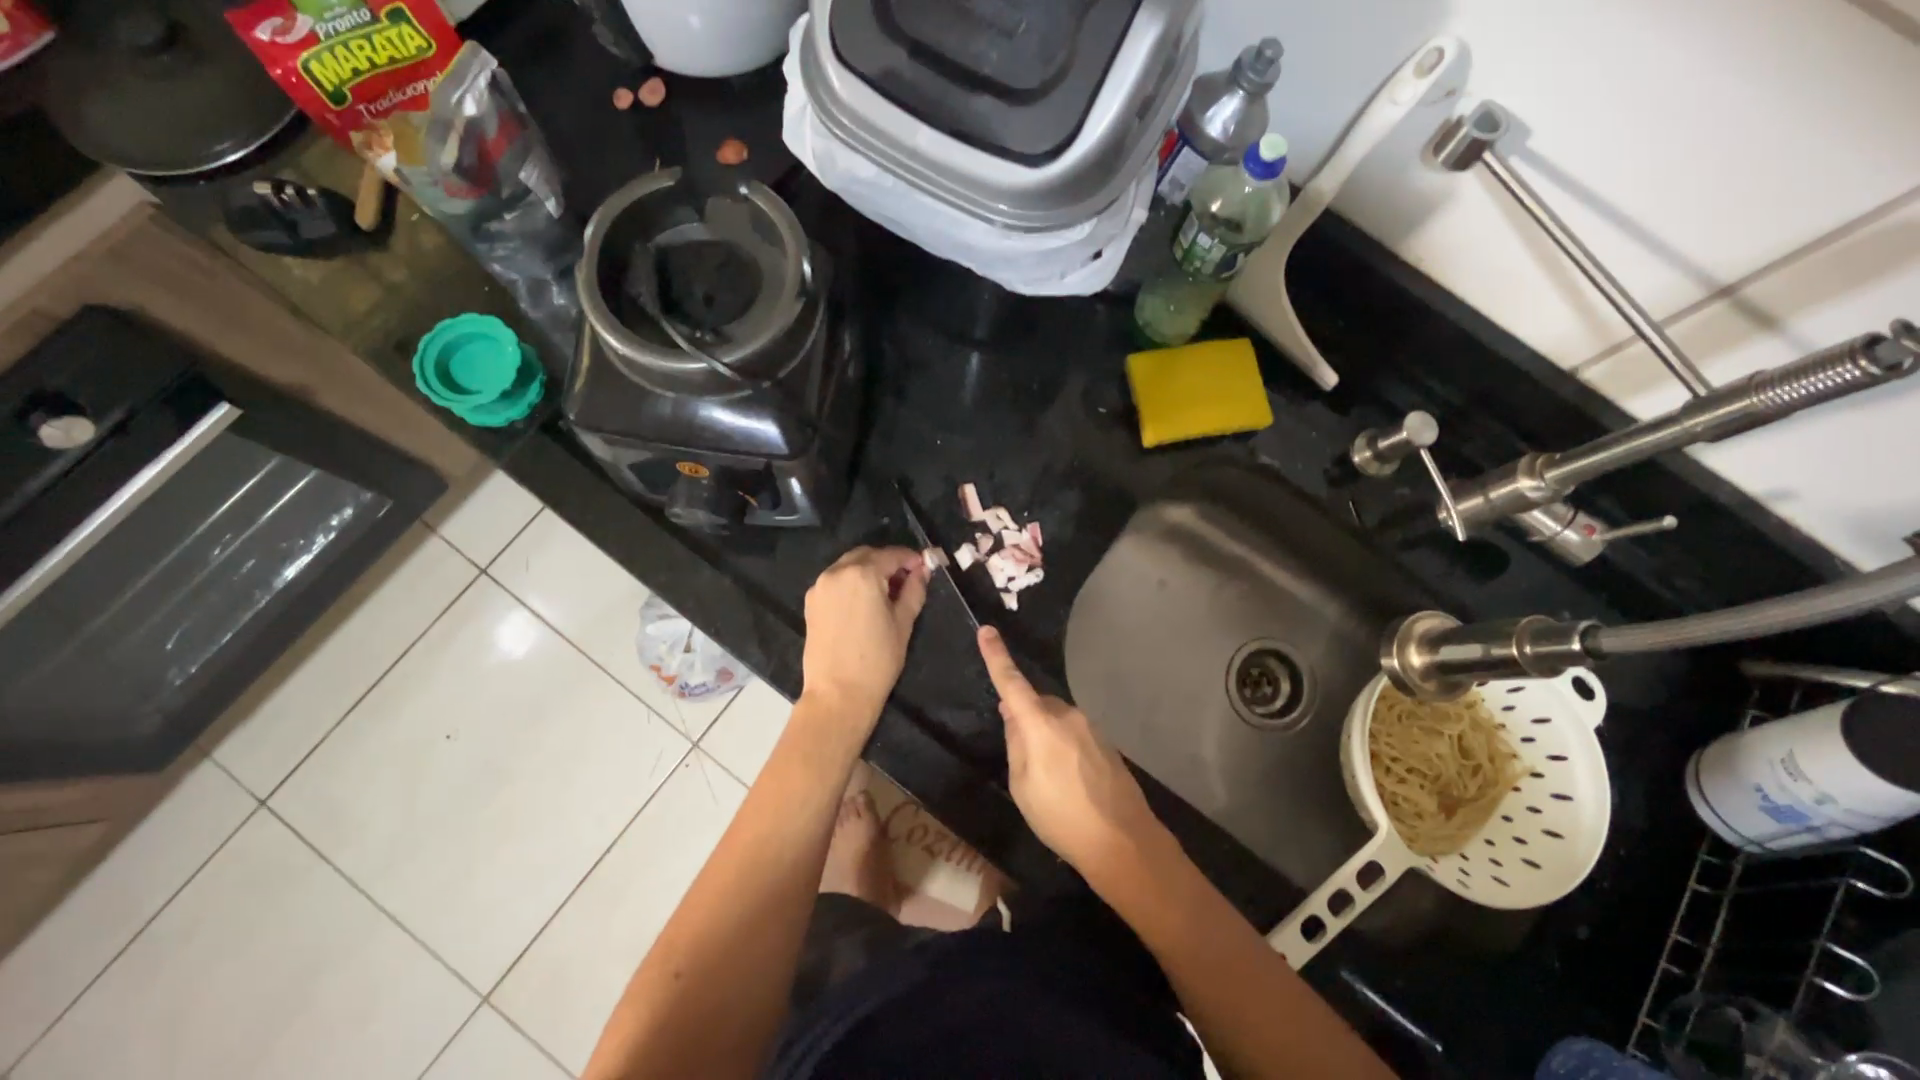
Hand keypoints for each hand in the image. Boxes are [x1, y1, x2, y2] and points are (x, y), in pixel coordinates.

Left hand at [799, 546, 928, 723]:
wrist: (837, 694)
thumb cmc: (877, 660)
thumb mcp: (903, 623)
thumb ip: (913, 591)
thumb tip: (922, 571)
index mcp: (863, 574)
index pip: (891, 555)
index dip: (910, 559)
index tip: (924, 566)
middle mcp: (836, 572)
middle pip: (867, 555)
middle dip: (887, 562)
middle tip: (906, 580)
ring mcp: (820, 587)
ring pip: (848, 566)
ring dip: (868, 570)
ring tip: (885, 593)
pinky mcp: (811, 603)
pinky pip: (835, 581)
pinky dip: (851, 582)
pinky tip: (863, 603)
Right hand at [977, 626, 1159, 877]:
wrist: (1122, 841)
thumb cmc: (1061, 817)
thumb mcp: (1022, 786)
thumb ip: (1016, 744)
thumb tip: (1013, 714)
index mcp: (1041, 725)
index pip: (1012, 684)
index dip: (997, 657)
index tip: (987, 630)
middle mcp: (1068, 717)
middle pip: (1037, 706)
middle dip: (1025, 720)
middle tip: (1022, 761)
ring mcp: (1092, 729)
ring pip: (1057, 722)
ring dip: (1047, 739)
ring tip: (1050, 783)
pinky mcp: (1107, 744)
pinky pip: (1075, 736)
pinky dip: (1066, 750)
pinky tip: (1071, 784)